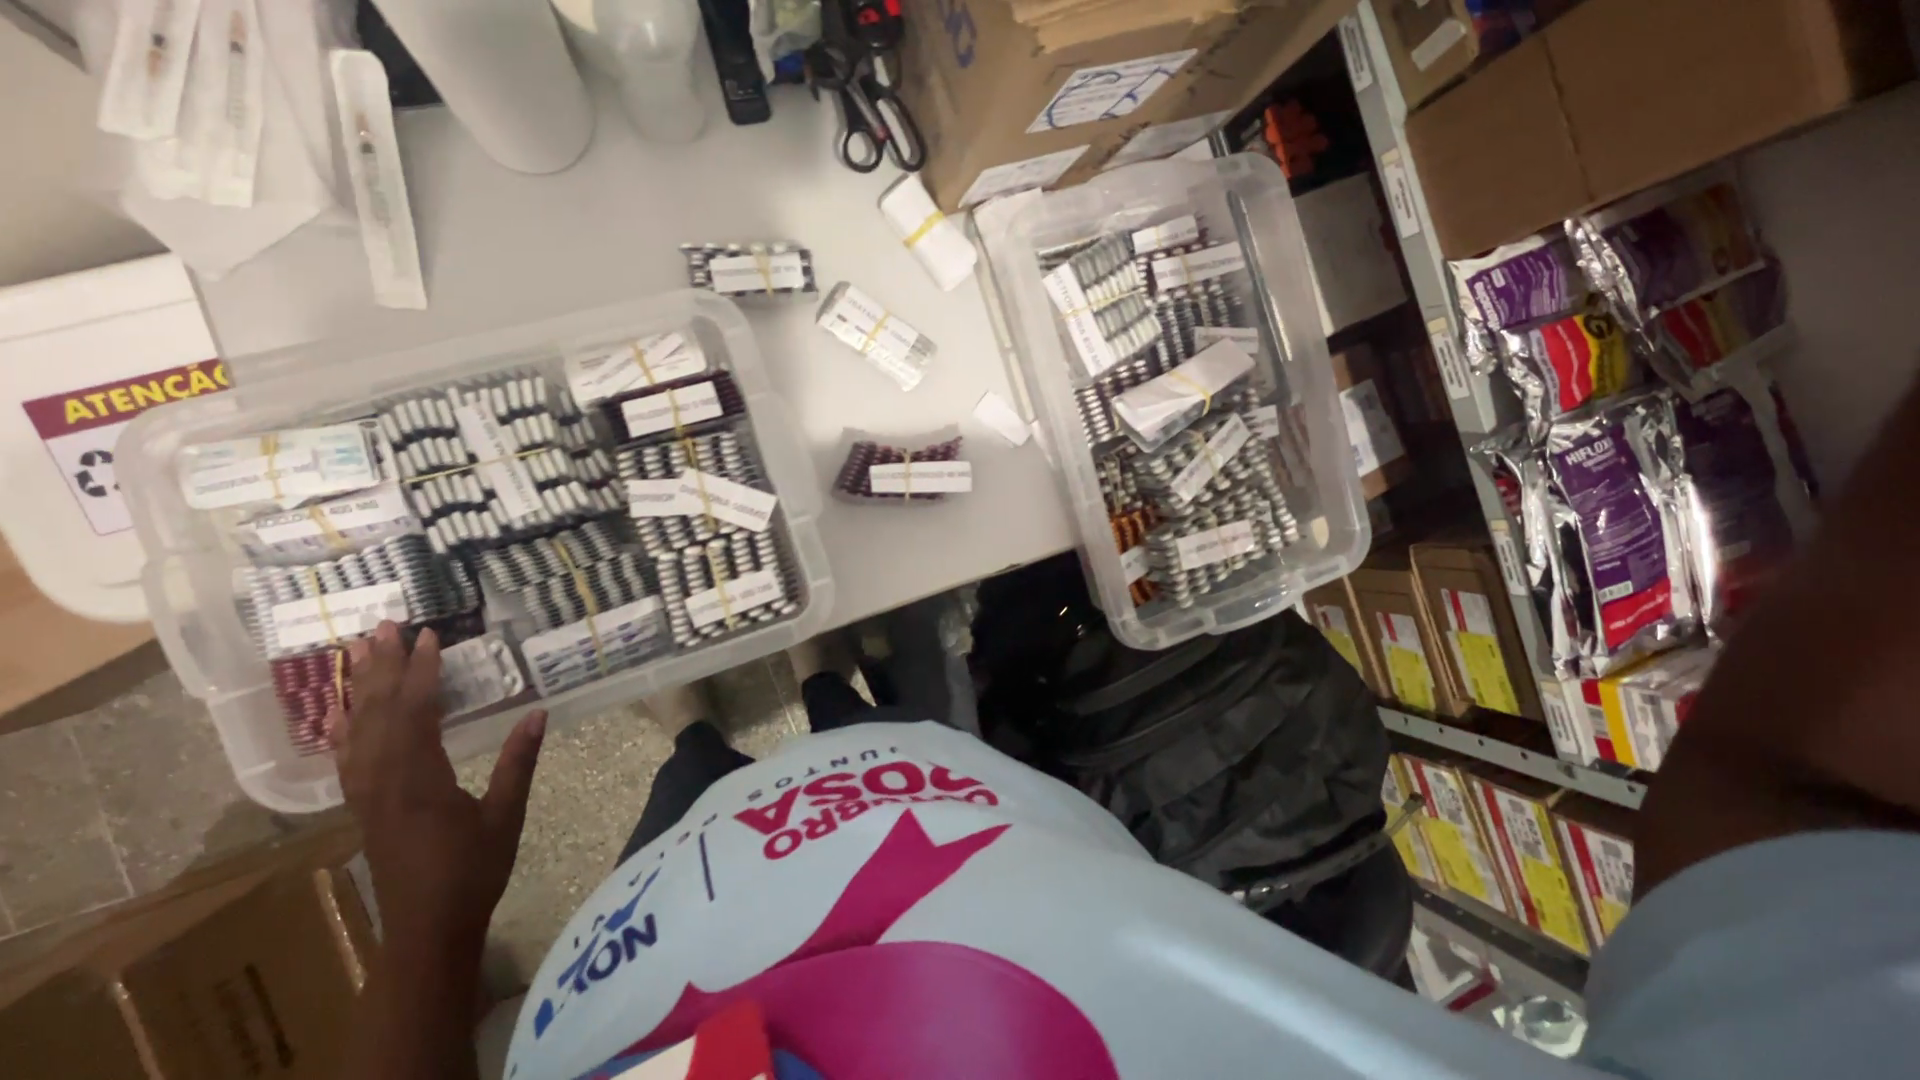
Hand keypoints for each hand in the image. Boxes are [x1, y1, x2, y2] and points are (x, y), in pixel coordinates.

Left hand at [329, 621, 546, 952]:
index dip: (423, 672)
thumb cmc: (472, 871)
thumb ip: (518, 763)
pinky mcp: (363, 806)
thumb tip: (538, 713)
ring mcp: (367, 793)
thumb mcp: (505, 816)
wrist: (427, 928)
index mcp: (419, 779)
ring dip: (358, 689)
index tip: (429, 636)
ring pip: (356, 730)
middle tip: (383, 626)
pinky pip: (346, 758)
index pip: (417, 712)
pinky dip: (341, 729)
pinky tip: (338, 712)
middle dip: (382, 667)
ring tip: (356, 652)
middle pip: (378, 712)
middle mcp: (383, 780)